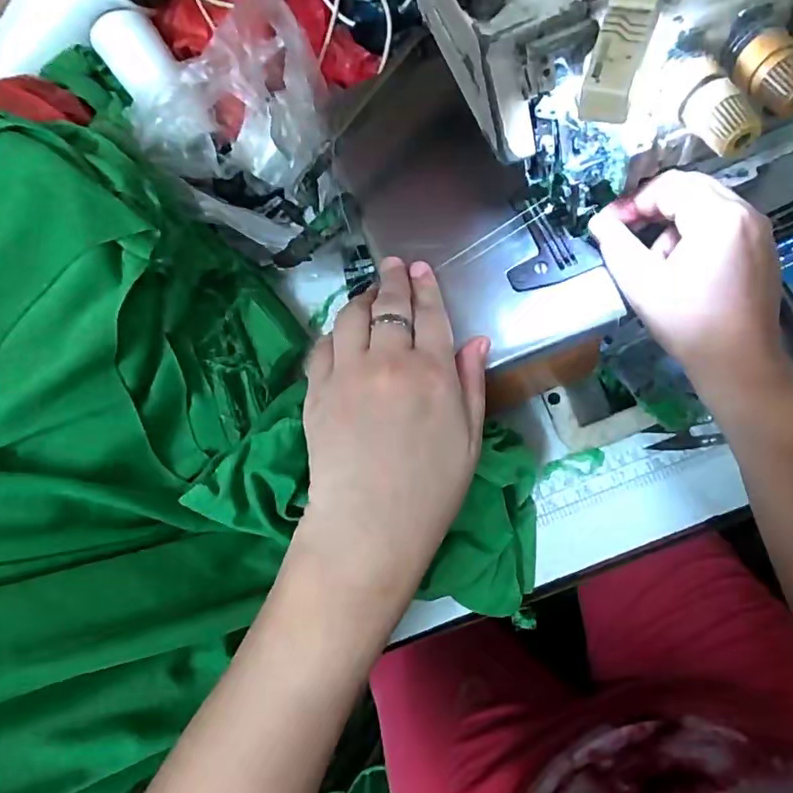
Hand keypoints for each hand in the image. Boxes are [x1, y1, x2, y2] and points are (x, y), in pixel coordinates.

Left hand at [298, 257, 489, 607]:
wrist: (369, 526)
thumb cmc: (431, 491)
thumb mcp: (470, 440)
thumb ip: (472, 384)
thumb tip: (477, 339)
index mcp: (434, 373)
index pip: (431, 314)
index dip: (426, 287)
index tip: (421, 268)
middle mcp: (390, 362)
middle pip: (390, 305)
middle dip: (394, 280)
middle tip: (394, 266)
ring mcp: (347, 374)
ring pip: (352, 317)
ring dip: (361, 297)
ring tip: (367, 292)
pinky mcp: (316, 390)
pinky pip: (323, 345)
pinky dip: (334, 331)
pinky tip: (341, 331)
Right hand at [589, 171, 786, 392]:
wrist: (740, 365)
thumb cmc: (689, 324)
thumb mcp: (642, 284)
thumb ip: (616, 244)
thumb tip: (600, 221)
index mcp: (719, 216)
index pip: (669, 186)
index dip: (634, 201)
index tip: (611, 224)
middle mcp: (746, 214)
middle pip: (691, 189)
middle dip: (655, 208)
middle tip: (629, 233)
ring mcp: (759, 231)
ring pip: (707, 206)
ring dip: (676, 223)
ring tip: (659, 262)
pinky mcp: (763, 249)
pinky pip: (724, 224)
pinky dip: (698, 235)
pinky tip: (685, 270)